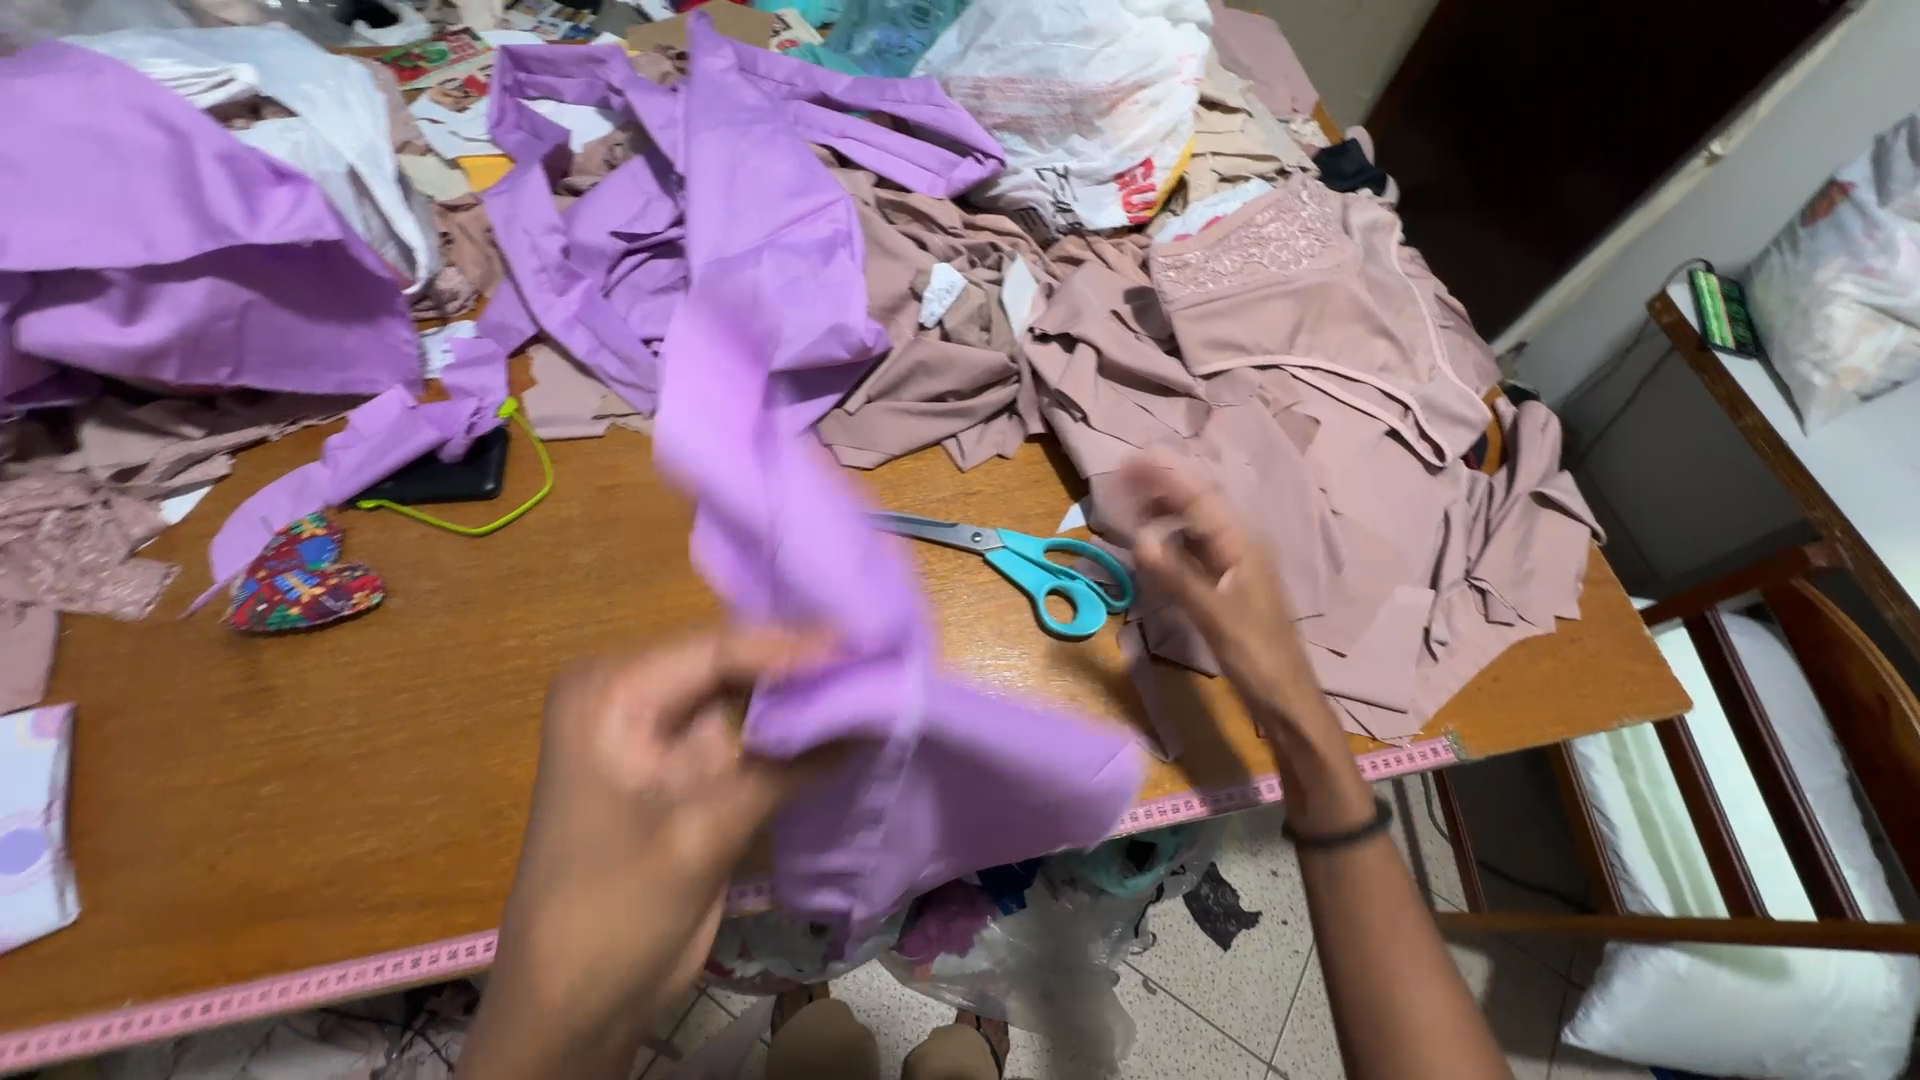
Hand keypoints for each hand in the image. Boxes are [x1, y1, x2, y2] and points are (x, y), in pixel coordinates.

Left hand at [463, 628, 831, 1079]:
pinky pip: (748, 731)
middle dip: (803, 665)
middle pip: (732, 661)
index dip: (793, 648)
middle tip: (878, 658)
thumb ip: (784, 767)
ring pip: (747, 692)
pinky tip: (844, 721)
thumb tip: (869, 718)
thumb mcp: (701, 833)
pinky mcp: (687, 764)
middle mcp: (632, 694)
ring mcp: (660, 729)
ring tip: (873, 680)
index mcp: (609, 693)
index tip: (863, 652)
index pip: (715, 648)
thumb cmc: (615, 912)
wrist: (576, 1004)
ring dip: (804, 695)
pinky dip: (793, 730)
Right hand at [1116, 454, 1335, 742]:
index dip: (1167, 476)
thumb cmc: (1256, 654)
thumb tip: (1139, 540)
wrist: (1284, 695)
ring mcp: (1231, 567)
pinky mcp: (1223, 587)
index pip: (1200, 498)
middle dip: (1160, 488)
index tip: (1134, 458)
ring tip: (1128, 504)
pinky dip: (1167, 543)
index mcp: (1241, 545)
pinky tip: (1149, 545)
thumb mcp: (1214, 615)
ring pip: (1192, 529)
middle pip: (1195, 507)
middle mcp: (1237, 548)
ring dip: (1162, 513)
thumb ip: (1176, 576)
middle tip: (1121, 477)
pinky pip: (1191, 553)